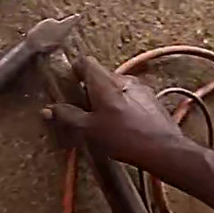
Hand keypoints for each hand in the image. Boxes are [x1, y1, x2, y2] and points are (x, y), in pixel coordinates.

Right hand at [43, 56, 195, 171]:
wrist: (164, 150)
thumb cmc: (125, 138)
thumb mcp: (89, 129)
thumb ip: (68, 116)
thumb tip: (49, 109)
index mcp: (105, 82)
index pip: (85, 62)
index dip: (74, 71)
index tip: (69, 84)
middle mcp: (123, 79)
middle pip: (100, 75)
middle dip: (89, 89)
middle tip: (82, 109)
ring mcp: (140, 88)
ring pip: (116, 86)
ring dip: (106, 98)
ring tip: (102, 121)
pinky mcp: (151, 100)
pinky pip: (129, 96)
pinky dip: (121, 105)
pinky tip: (121, 125)